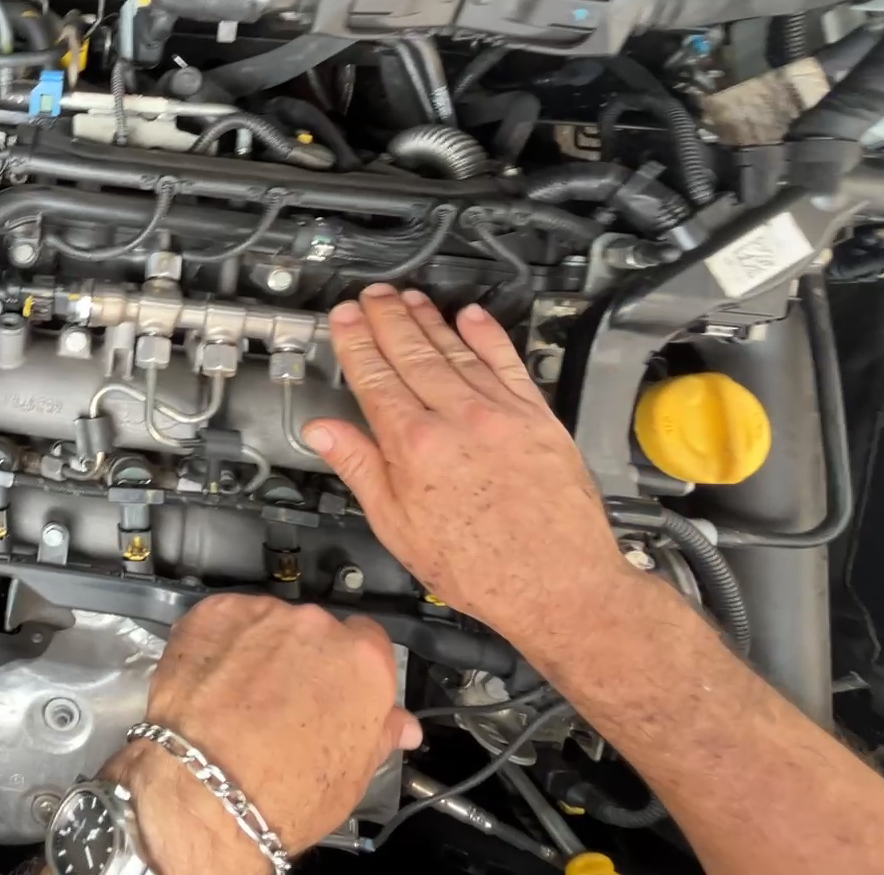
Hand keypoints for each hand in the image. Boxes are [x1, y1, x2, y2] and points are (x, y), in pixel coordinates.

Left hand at [100, 594, 420, 874]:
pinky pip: (224, 620)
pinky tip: (213, 679)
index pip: (368, 640)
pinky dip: (219, 642)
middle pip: (314, 631)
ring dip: (259, 647)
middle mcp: (314, 626)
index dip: (350, 667)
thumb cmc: (282, 790)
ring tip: (241, 695)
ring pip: (266, 623)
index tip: (337, 683)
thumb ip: (377, 733)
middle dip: (302, 658)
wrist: (205, 784)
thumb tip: (396, 724)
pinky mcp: (213, 612)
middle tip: (284, 699)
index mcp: (362, 661)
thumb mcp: (351, 775)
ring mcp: (260, 613)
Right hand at [302, 284, 632, 640]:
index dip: (356, 343)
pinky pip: (508, 365)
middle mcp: (459, 419)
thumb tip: (321, 430)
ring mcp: (502, 414)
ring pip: (456, 352)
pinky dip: (488, 337)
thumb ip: (359, 467)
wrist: (562, 588)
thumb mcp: (396, 525)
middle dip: (387, 319)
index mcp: (416, 445)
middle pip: (413, 354)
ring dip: (428, 321)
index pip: (375, 377)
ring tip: (407, 298)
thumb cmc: (478, 565)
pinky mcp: (539, 420)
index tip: (344, 318)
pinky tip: (471, 317)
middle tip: (371, 295)